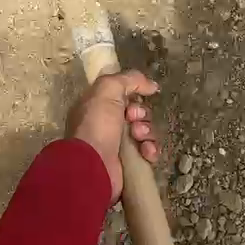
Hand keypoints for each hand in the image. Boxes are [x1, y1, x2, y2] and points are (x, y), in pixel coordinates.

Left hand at [66, 70, 160, 202]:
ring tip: (139, 138)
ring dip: (147, 132)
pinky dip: (151, 150)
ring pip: (146, 131)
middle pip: (138, 113)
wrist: (93, 166)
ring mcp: (118, 145)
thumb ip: (129, 79)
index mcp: (98, 106)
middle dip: (141, 115)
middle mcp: (107, 124)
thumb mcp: (107, 89)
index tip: (133, 100)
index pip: (124, 95)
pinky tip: (147, 152)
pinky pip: (149, 151)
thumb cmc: (97, 125)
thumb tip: (152, 86)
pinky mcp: (129, 162)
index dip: (133, 95)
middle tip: (134, 120)